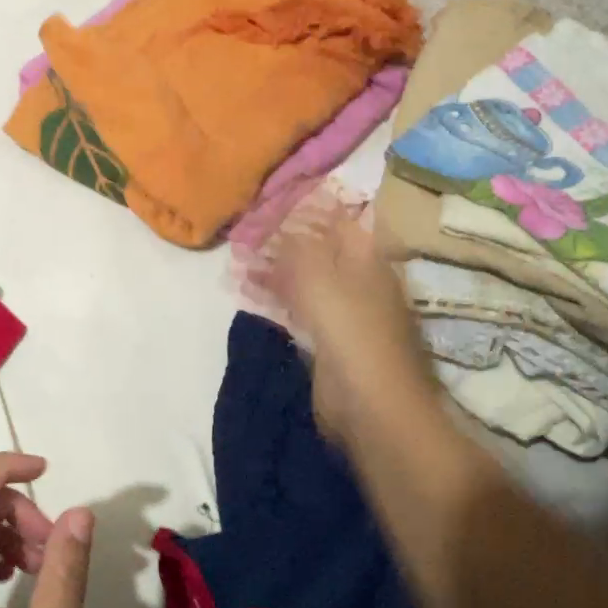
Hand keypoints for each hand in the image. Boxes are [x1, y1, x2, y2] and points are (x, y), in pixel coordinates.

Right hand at [267, 211, 436, 442]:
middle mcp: (360, 282)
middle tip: (245, 233)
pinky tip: (245, 293)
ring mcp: (345, 313)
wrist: (371, 405)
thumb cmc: (350, 330)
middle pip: (318, 251)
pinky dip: (272, 297)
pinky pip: (296, 308)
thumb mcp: (319, 277)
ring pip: (303, 280)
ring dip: (272, 270)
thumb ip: (298, 247)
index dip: (309, 209)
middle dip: (282, 241)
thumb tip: (283, 226)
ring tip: (235, 262)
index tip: (272, 202)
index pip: (340, 221)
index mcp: (368, 261)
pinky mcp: (329, 341)